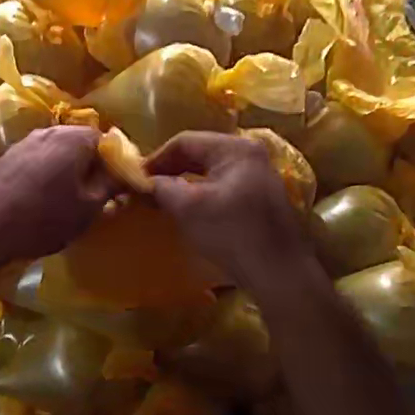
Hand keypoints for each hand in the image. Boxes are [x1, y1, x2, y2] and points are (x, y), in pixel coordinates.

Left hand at [0, 125, 119, 267]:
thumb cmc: (46, 218)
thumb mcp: (89, 208)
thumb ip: (111, 186)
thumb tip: (125, 175)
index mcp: (73, 138)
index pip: (105, 140)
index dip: (113, 163)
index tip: (114, 187)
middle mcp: (47, 132)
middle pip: (78, 143)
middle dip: (88, 166)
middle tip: (92, 195)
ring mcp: (22, 143)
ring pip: (55, 152)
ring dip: (65, 170)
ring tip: (66, 200)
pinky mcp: (5, 158)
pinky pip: (35, 161)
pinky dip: (44, 175)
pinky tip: (40, 199)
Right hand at [145, 132, 317, 289]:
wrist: (279, 273)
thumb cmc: (232, 234)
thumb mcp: (189, 208)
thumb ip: (163, 188)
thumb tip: (146, 182)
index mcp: (235, 148)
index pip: (185, 141)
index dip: (156, 158)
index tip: (135, 180)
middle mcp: (251, 155)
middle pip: (199, 154)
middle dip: (170, 171)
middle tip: (146, 191)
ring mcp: (259, 177)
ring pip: (210, 172)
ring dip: (184, 184)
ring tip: (163, 203)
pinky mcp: (261, 200)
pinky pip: (223, 188)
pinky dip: (202, 196)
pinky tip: (190, 214)